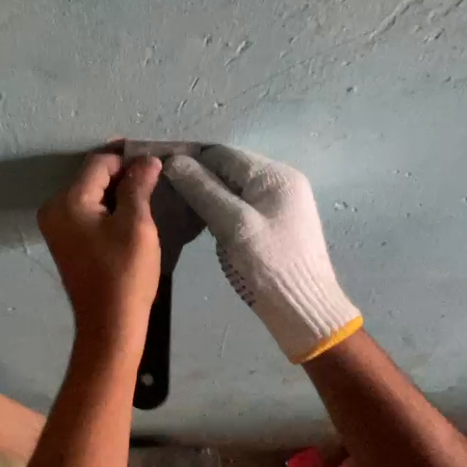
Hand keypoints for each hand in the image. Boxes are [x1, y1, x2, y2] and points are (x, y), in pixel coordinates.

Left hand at [36, 151, 162, 341]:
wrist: (110, 325)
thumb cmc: (124, 273)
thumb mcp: (137, 225)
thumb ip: (138, 186)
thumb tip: (146, 160)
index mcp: (67, 201)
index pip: (98, 164)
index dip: (127, 159)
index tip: (154, 161)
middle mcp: (53, 208)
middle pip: (90, 176)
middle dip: (121, 173)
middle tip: (153, 174)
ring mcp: (56, 225)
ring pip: (89, 192)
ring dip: (115, 189)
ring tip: (146, 191)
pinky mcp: (64, 239)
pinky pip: (86, 210)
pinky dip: (106, 205)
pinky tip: (128, 210)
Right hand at [164, 146, 362, 362]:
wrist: (305, 313)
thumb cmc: (269, 265)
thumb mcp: (232, 224)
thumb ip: (202, 189)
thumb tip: (173, 160)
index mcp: (275, 175)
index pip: (221, 154)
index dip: (189, 161)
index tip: (160, 175)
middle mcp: (281, 181)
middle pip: (228, 168)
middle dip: (198, 179)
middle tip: (167, 195)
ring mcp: (281, 203)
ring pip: (233, 188)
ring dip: (208, 196)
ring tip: (180, 209)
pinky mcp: (277, 223)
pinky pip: (241, 205)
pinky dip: (221, 210)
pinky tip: (204, 223)